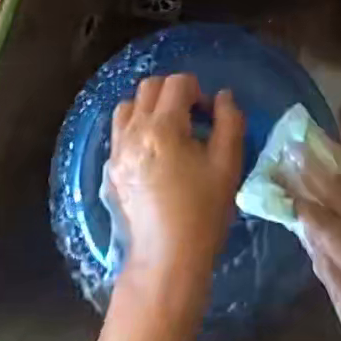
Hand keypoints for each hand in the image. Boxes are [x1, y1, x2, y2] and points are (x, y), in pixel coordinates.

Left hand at [107, 73, 244, 288]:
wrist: (168, 258)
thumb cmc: (203, 211)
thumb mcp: (228, 163)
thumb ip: (229, 121)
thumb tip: (223, 96)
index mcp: (162, 128)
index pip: (177, 83)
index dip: (198, 90)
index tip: (210, 114)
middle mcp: (133, 132)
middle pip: (149, 86)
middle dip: (174, 92)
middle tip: (194, 116)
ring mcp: (117, 150)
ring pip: (128, 105)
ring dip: (151, 106)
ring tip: (171, 129)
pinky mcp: (112, 168)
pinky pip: (120, 130)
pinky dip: (137, 125)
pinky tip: (155, 149)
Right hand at [283, 158, 340, 340]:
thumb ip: (327, 271)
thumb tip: (308, 238)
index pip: (319, 218)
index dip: (296, 199)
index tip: (274, 180)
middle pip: (335, 191)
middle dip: (310, 170)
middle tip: (290, 148)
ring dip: (328, 166)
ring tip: (310, 147)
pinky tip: (336, 165)